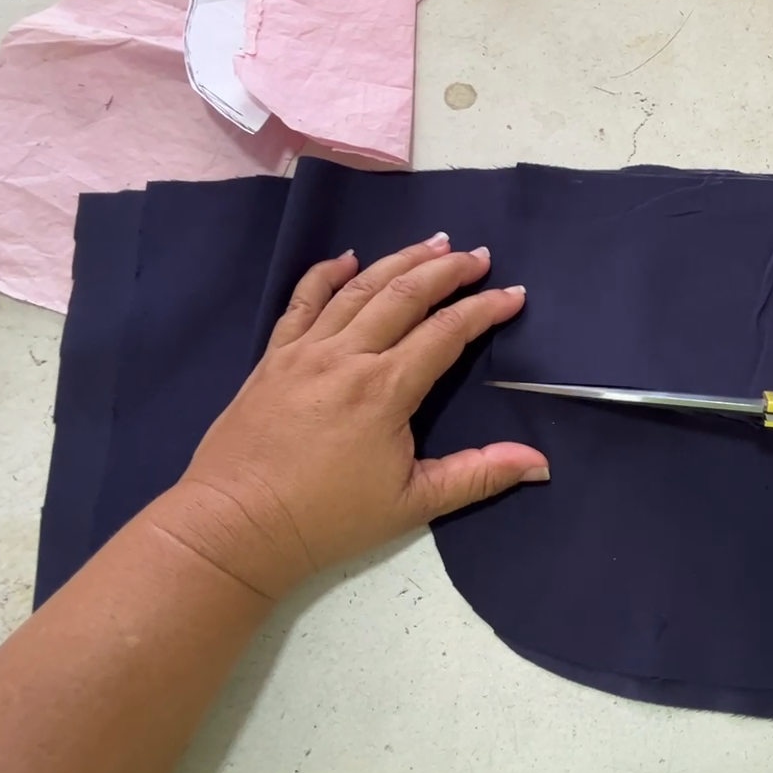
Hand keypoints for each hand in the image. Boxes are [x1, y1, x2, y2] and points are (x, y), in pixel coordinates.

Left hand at [152, 233, 547, 599]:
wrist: (232, 530)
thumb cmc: (327, 519)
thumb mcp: (413, 504)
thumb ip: (478, 476)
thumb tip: (539, 462)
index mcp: (385, 389)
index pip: (447, 332)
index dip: (486, 309)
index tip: (515, 294)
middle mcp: (348, 356)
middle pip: (407, 294)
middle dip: (448, 270)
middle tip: (478, 256)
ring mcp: (306, 350)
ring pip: (361, 288)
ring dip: (401, 260)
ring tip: (433, 242)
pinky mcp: (274, 355)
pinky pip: (303, 300)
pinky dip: (327, 273)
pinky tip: (348, 258)